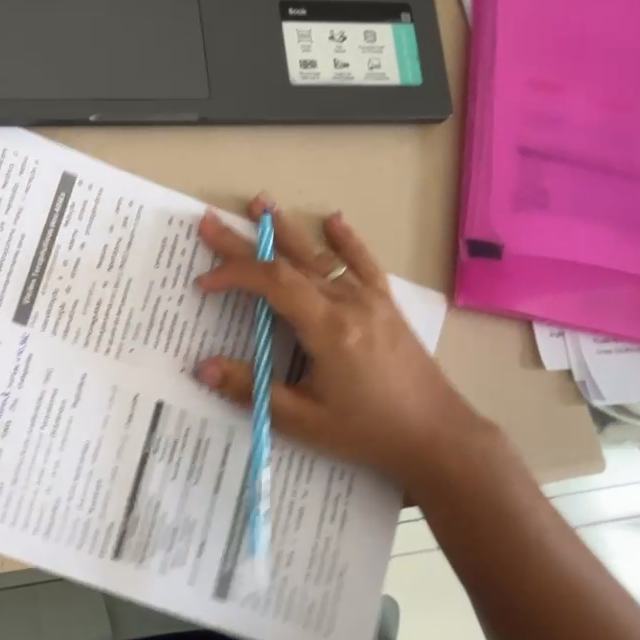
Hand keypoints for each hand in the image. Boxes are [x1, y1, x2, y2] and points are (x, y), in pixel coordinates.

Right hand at [192, 197, 493, 488]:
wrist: (437, 436)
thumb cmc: (367, 432)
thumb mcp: (301, 419)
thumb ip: (250, 390)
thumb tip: (201, 367)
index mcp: (329, 329)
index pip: (274, 284)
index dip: (235, 275)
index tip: (204, 282)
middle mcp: (350, 304)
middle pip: (291, 261)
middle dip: (245, 242)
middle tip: (211, 220)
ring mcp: (371, 301)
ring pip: (323, 256)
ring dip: (288, 229)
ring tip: (261, 203)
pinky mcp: (386, 308)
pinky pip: (363, 265)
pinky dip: (347, 242)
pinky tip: (334, 221)